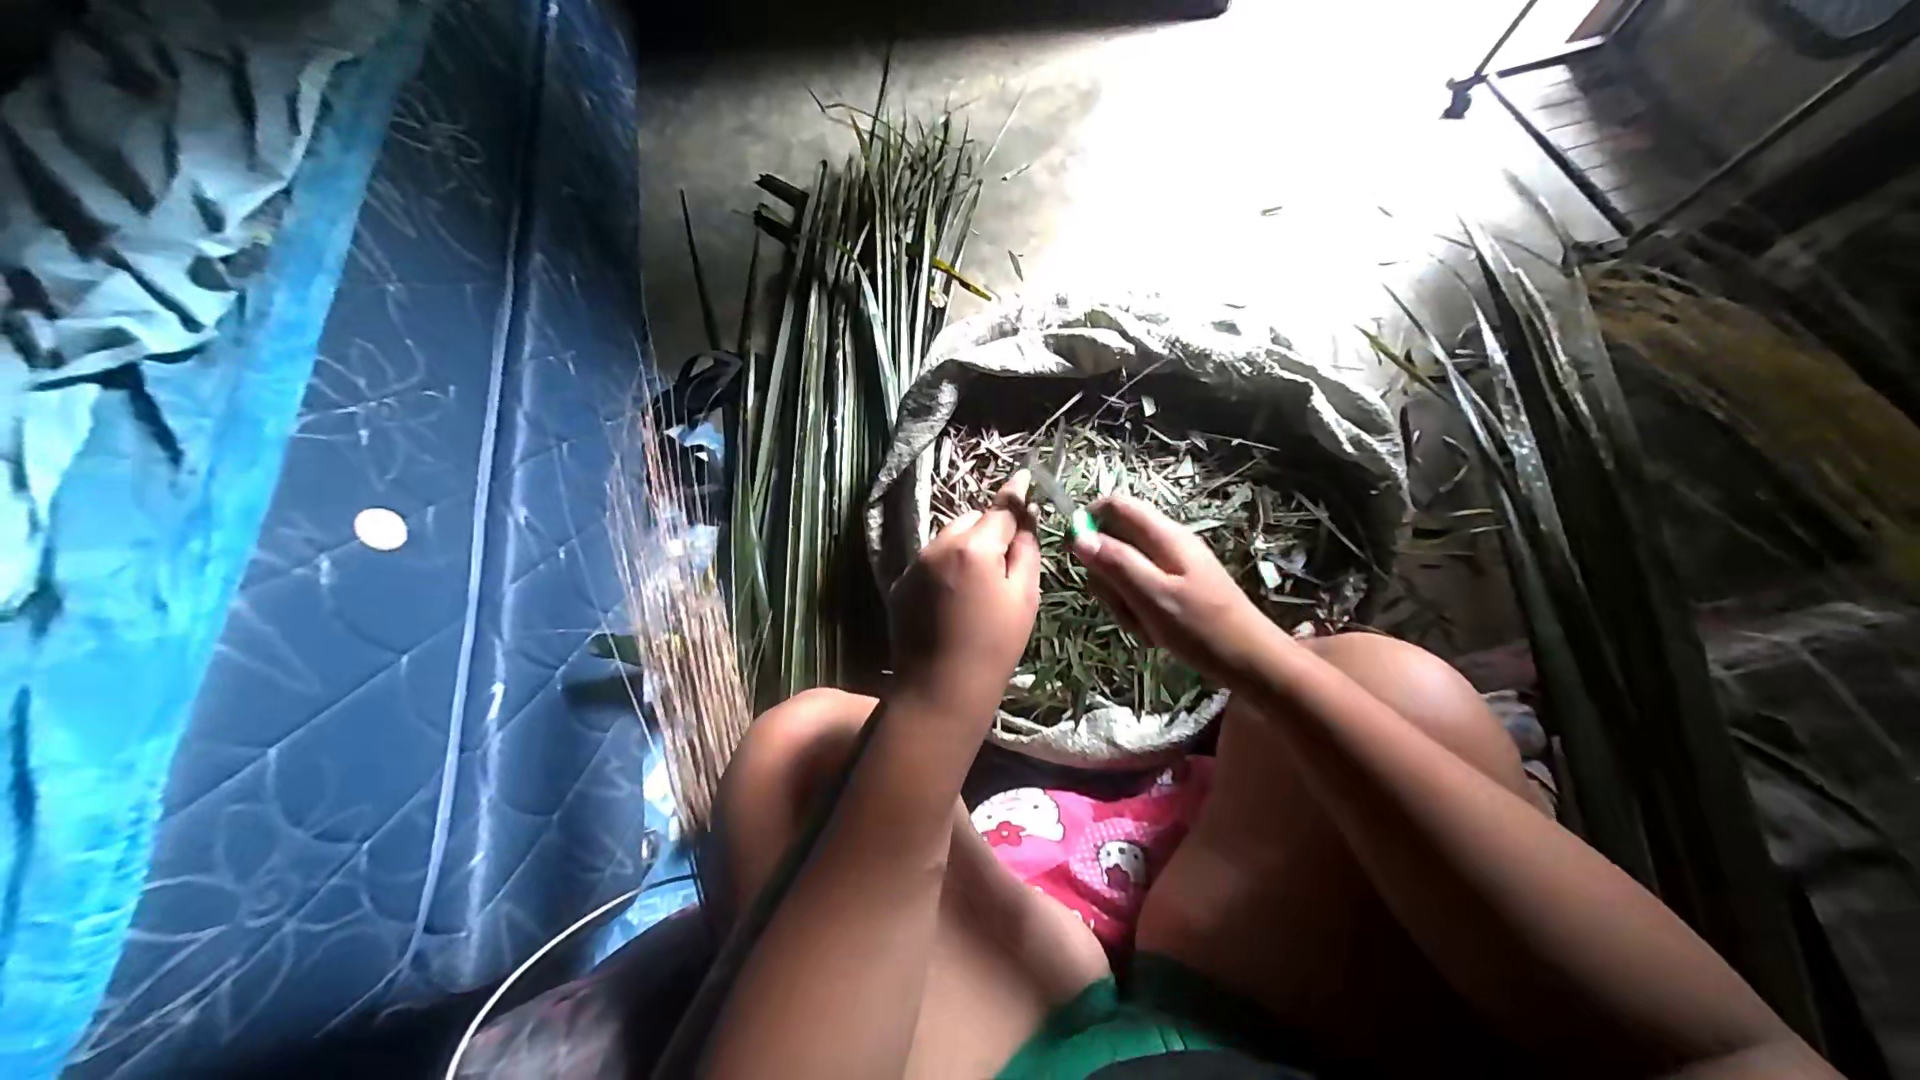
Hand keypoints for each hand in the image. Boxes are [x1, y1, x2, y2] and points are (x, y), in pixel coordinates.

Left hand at [889, 472, 1040, 721]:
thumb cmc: (994, 646)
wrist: (940, 690)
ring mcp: (914, 565)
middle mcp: (938, 546)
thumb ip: (1026, 549)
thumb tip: (1027, 515)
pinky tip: (953, 600)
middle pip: (971, 521)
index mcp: (974, 547)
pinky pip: (929, 562)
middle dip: (989, 530)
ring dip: (965, 548)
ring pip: (948, 539)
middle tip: (1005, 562)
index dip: (1015, 494)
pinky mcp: (900, 585)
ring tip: (978, 586)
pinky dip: (945, 567)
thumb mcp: (1024, 597)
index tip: (1023, 476)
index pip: (1000, 509)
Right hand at [1071, 494, 1280, 685]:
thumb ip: (1116, 564)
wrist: (1251, 662)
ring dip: (1122, 599)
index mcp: (1164, 536)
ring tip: (1144, 624)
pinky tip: (1153, 632)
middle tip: (1123, 605)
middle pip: (1114, 542)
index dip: (1089, 523)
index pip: (1115, 506)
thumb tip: (1079, 537)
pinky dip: (1137, 611)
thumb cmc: (1203, 628)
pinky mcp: (1175, 588)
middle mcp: (1167, 544)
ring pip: (1123, 571)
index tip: (1077, 557)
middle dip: (1106, 575)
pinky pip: (1139, 591)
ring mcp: (1171, 567)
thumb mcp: (1152, 596)